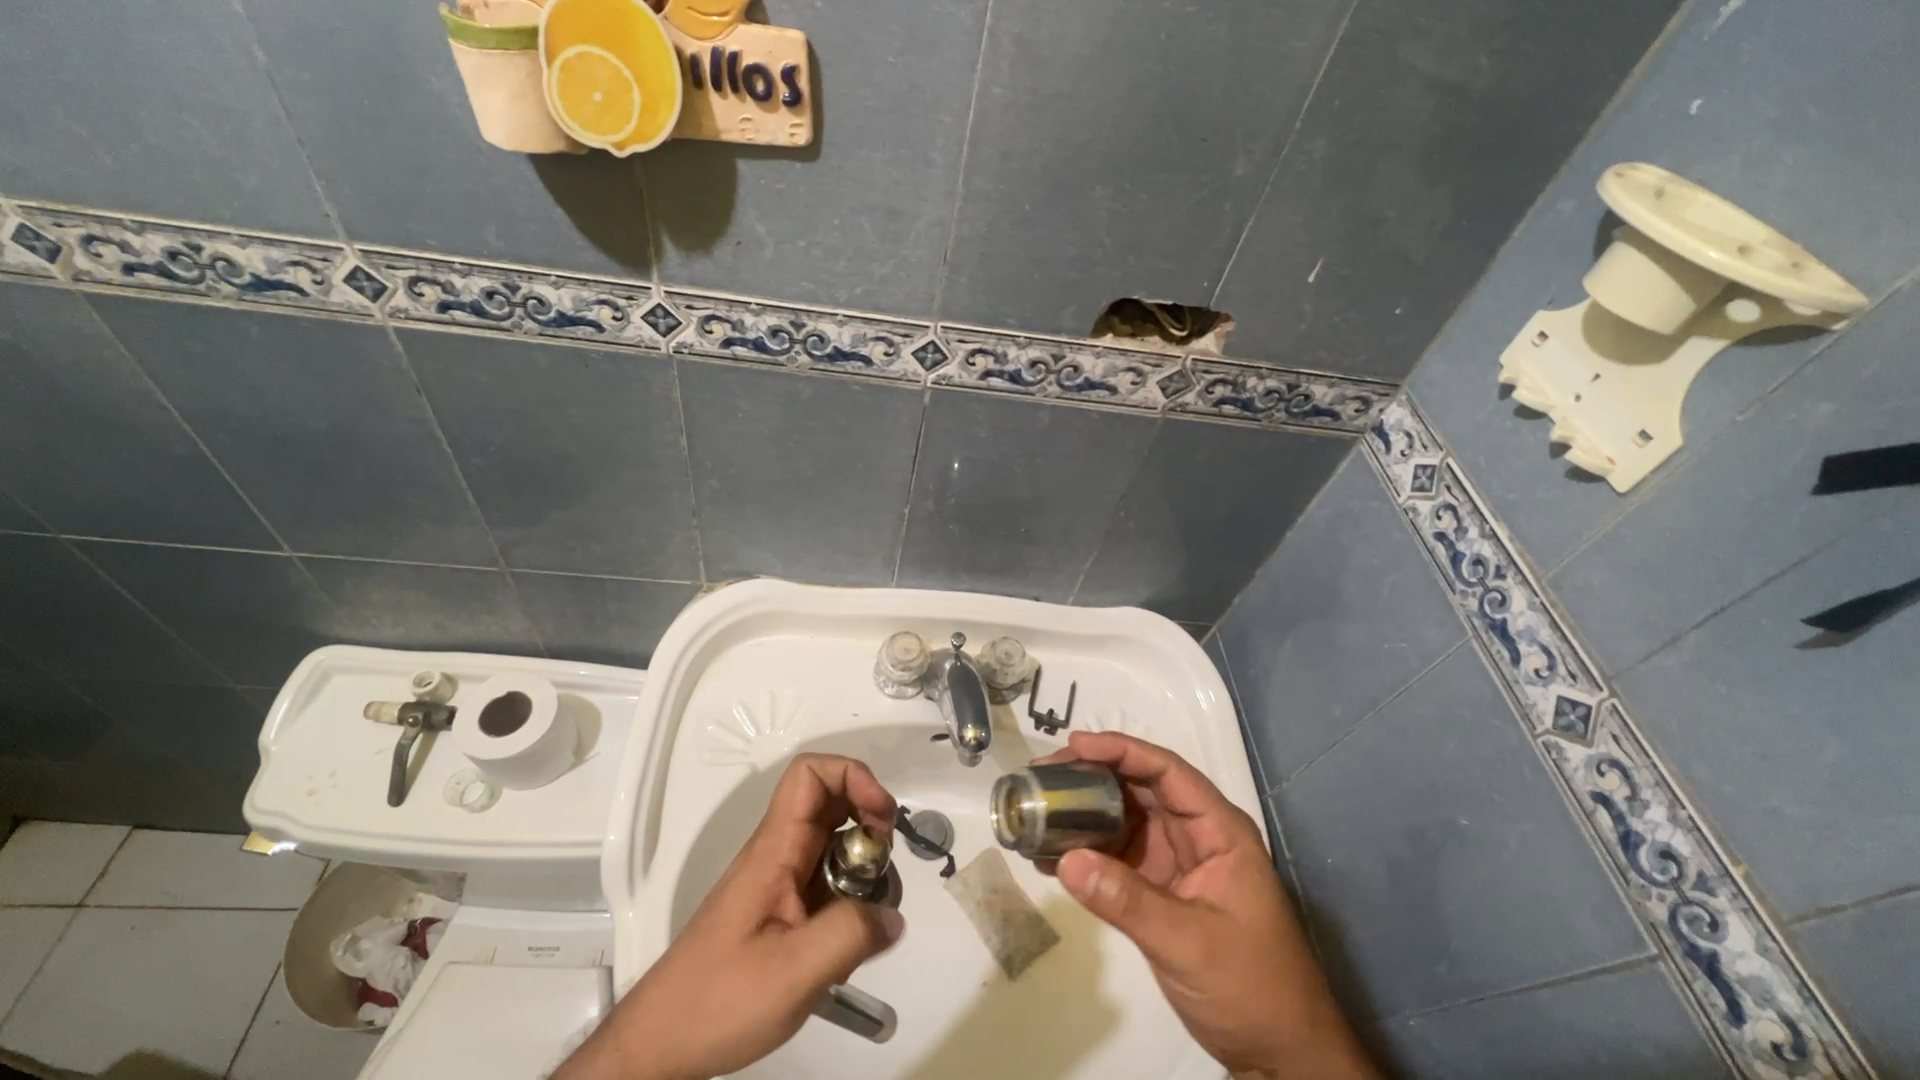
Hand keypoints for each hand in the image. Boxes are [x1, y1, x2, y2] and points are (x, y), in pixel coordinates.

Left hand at [554, 754, 904, 1079]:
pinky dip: (853, 905)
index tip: (882, 822)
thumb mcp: (793, 971)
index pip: (810, 775)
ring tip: (868, 926)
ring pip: (836, 849)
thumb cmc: (717, 1002)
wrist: (662, 1044)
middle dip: (871, 828)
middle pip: (832, 806)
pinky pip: (830, 888)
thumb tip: (893, 916)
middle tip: (881, 876)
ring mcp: (781, 886)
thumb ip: (850, 935)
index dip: (853, 777)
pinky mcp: (784, 916)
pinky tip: (851, 950)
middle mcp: (778, 857)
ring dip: (866, 874)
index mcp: (773, 851)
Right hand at [1037, 732, 1375, 1079]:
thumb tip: (1066, 859)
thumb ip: (1128, 901)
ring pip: (1125, 822)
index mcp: (1218, 832)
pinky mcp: (1161, 893)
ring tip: (1037, 811)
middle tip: (1042, 778)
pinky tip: (1052, 858)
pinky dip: (1087, 855)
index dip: (1122, 751)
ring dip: (1084, 816)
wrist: (1280, 1050)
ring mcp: (1178, 865)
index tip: (1073, 746)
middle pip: (1140, 790)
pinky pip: (1118, 860)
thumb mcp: (1189, 943)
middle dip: (1092, 778)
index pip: (1168, 772)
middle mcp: (1197, 837)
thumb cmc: (1251, 986)